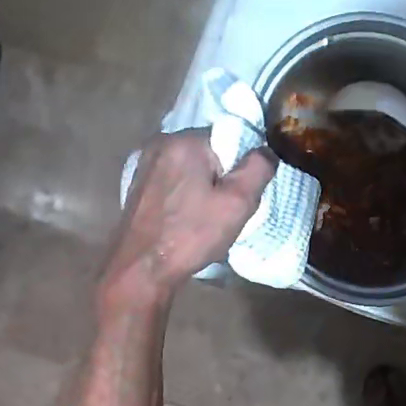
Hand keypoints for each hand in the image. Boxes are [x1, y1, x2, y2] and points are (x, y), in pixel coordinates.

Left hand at [102, 130, 275, 306]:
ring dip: (205, 184)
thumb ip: (258, 169)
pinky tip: (188, 216)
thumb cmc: (191, 234)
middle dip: (223, 175)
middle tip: (228, 207)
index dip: (243, 165)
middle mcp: (161, 142)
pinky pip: (175, 178)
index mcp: (185, 140)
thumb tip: (267, 151)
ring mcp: (146, 163)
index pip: (230, 137)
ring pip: (192, 166)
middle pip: (210, 151)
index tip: (244, 192)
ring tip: (207, 215)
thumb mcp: (237, 203)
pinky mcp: (138, 182)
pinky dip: (187, 192)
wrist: (141, 268)